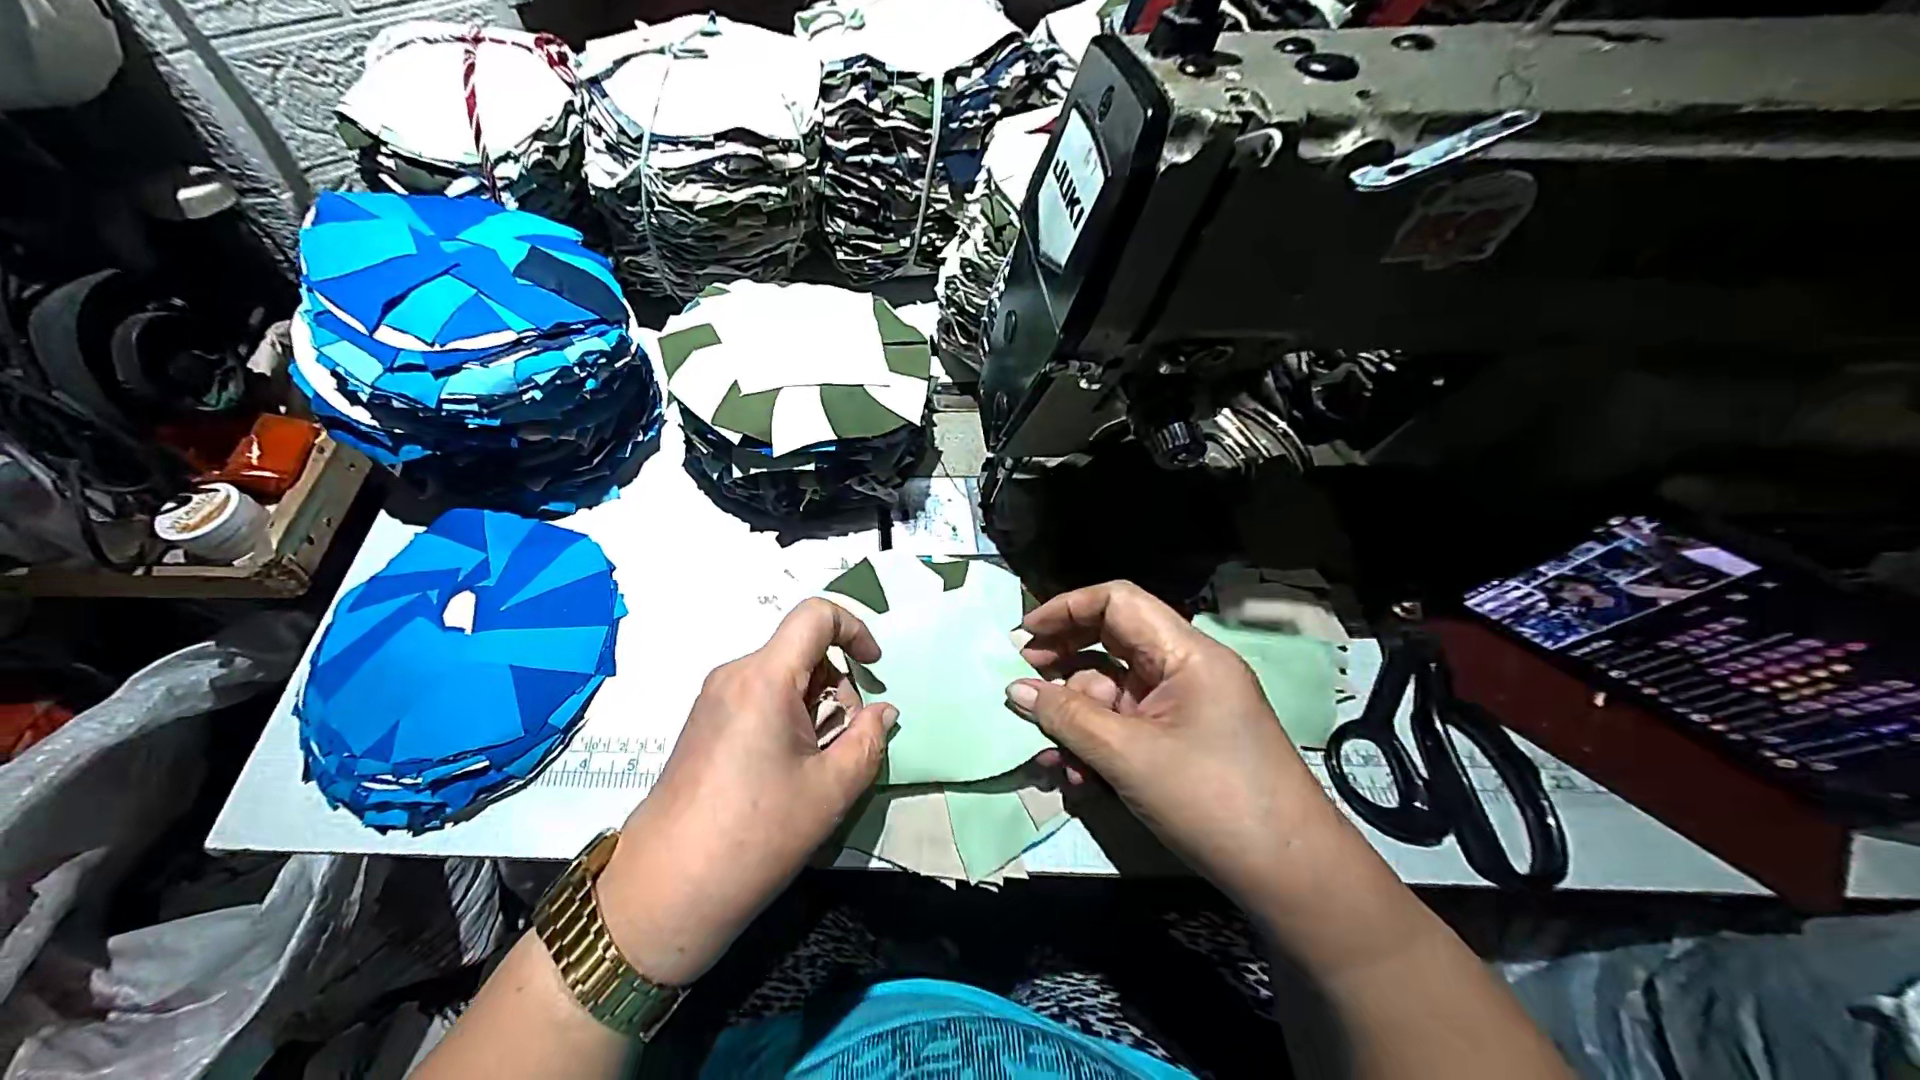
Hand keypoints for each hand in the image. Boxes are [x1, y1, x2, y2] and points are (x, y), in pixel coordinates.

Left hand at [595, 599, 896, 985]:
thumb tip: (882, 711)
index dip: (855, 629)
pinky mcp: (704, 724)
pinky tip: (786, 773)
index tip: (873, 670)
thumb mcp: (831, 789)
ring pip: (784, 678)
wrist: (665, 891)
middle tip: (841, 747)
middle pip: (802, 652)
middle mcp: (734, 675)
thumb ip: (868, 739)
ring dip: (814, 709)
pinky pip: (760, 699)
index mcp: (764, 678)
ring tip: (813, 769)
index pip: (816, 615)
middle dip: (837, 688)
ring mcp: (714, 699)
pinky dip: (788, 720)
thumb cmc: (756, 835)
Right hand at [1006, 582, 1350, 910]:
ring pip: (1111, 693)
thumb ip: (1068, 717)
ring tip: (1051, 760)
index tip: (1024, 636)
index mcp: (1185, 653)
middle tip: (1022, 686)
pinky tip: (1079, 780)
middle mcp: (1183, 670)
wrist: (1290, 877)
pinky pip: (1124, 727)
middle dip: (1062, 666)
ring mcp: (1181, 708)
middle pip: (1110, 644)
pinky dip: (1096, 746)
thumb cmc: (1213, 800)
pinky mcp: (1178, 742)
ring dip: (1075, 720)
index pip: (1118, 602)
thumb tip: (1016, 689)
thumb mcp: (1129, 756)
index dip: (1065, 609)